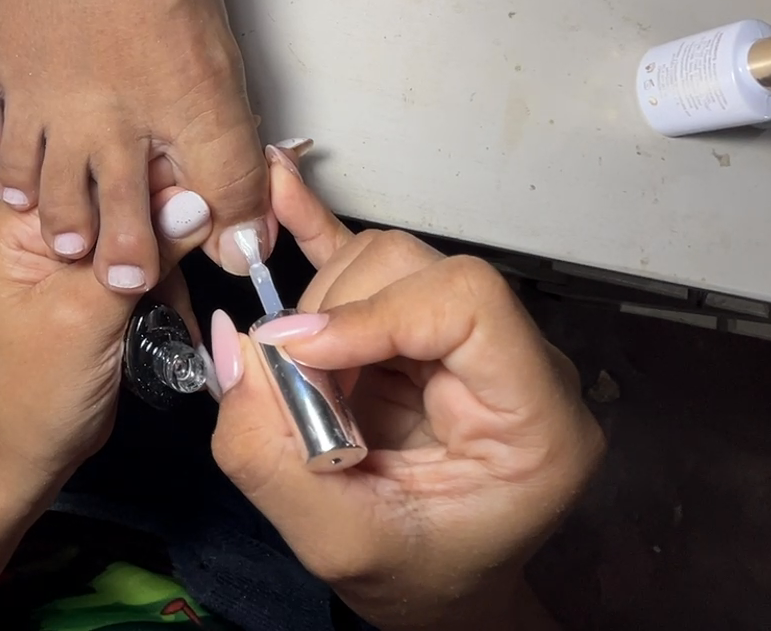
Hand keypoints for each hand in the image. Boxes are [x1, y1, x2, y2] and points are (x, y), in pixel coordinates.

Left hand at [0, 185, 215, 508]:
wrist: (28, 455)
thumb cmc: (36, 388)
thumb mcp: (86, 315)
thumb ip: (140, 256)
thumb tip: (194, 201)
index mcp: (14, 222)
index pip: (87, 178)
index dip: (145, 184)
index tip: (202, 196)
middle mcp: (37, 229)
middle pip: (114, 203)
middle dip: (159, 233)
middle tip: (205, 253)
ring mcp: (63, 256)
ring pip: (132, 235)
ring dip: (165, 270)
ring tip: (178, 309)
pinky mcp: (87, 284)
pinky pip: (134, 265)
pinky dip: (160, 289)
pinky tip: (175, 317)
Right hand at [208, 148, 602, 630]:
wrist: (435, 581)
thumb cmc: (414, 576)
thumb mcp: (340, 546)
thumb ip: (275, 458)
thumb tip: (236, 349)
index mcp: (534, 417)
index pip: (467, 301)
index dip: (372, 312)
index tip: (301, 351)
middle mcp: (507, 355)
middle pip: (410, 268)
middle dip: (331, 315)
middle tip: (296, 382)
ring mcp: (455, 329)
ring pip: (372, 259)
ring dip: (314, 304)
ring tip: (300, 372)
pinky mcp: (402, 318)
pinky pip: (354, 252)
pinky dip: (312, 224)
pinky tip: (279, 190)